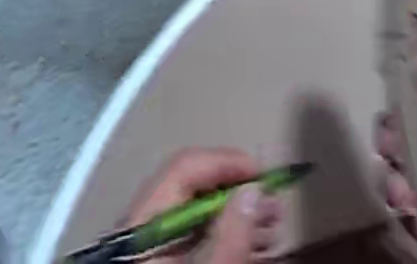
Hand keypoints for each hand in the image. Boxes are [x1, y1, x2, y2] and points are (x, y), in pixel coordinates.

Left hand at [127, 149, 284, 263]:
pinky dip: (224, 237)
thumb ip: (229, 235)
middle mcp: (142, 222)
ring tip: (272, 228)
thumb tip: (255, 189)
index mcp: (142, 216)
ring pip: (197, 214)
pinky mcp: (161, 259)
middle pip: (192, 188)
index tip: (264, 174)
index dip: (226, 162)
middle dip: (238, 192)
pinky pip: (194, 238)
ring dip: (237, 216)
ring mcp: (149, 245)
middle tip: (275, 205)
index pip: (184, 166)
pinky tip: (252, 247)